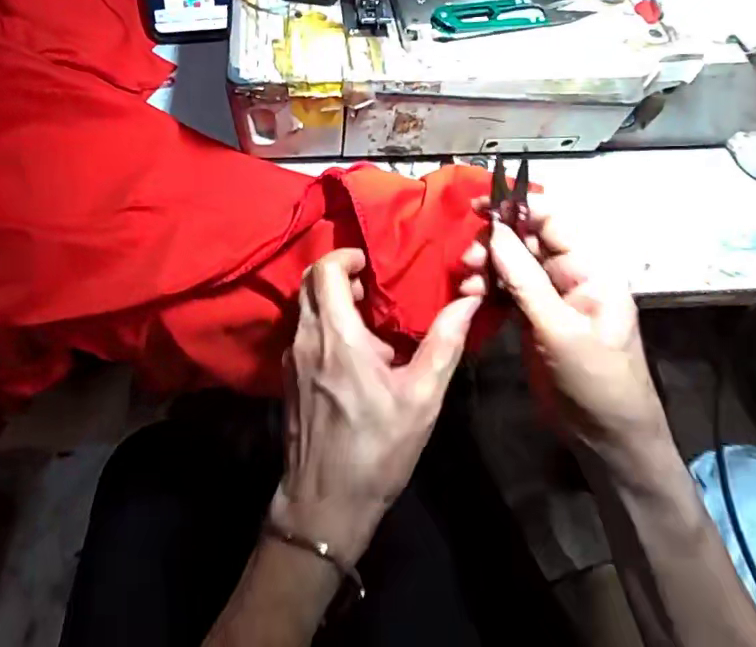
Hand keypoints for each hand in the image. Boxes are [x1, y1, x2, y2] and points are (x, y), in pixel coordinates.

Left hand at [273, 248, 483, 562]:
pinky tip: (352, 352)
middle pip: (309, 283)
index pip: (324, 271)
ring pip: (304, 307)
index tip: (371, 264)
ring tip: (368, 320)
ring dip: (330, 301)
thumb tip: (468, 300)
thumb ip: (443, 344)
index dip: (345, 257)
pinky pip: (302, 331)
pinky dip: (323, 324)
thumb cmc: (377, 449)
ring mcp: (291, 357)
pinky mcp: (287, 375)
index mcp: (336, 336)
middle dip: (338, 274)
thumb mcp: (421, 399)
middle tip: (372, 288)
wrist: (325, 499)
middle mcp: (305, 338)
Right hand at [464, 198, 667, 460]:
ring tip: (467, 285)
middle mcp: (569, 276)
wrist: (608, 441)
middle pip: (524, 240)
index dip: (517, 207)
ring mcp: (548, 297)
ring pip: (508, 263)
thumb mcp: (561, 330)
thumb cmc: (599, 382)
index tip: (478, 207)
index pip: (553, 221)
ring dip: (484, 267)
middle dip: (492, 243)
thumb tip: (496, 230)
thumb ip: (525, 279)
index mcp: (590, 271)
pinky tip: (470, 295)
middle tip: (468, 260)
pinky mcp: (531, 316)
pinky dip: (484, 287)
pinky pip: (502, 288)